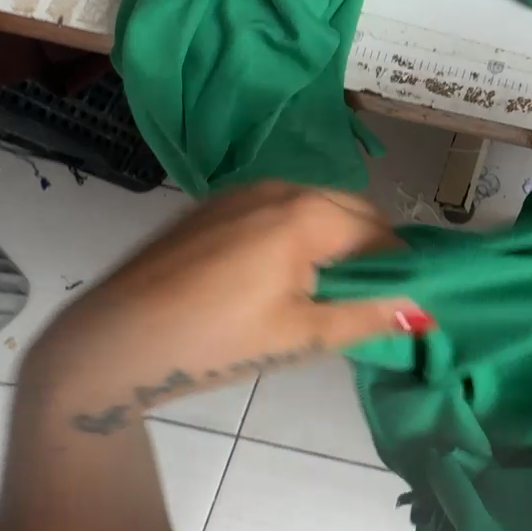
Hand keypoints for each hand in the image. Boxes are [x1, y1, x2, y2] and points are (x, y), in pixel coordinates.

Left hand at [17, 182, 429, 435]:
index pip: (383, 235)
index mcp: (309, 214)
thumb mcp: (300, 337)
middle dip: (367, 251)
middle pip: (355, 212)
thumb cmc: (213, 342)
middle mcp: (284, 187)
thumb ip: (368, 317)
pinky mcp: (216, 203)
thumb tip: (425, 313)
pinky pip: (282, 208)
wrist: (106, 343)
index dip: (396, 270)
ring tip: (313, 292)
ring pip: (319, 207)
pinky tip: (273, 276)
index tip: (391, 304)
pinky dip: (298, 232)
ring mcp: (245, 190)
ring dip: (334, 240)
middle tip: (353, 301)